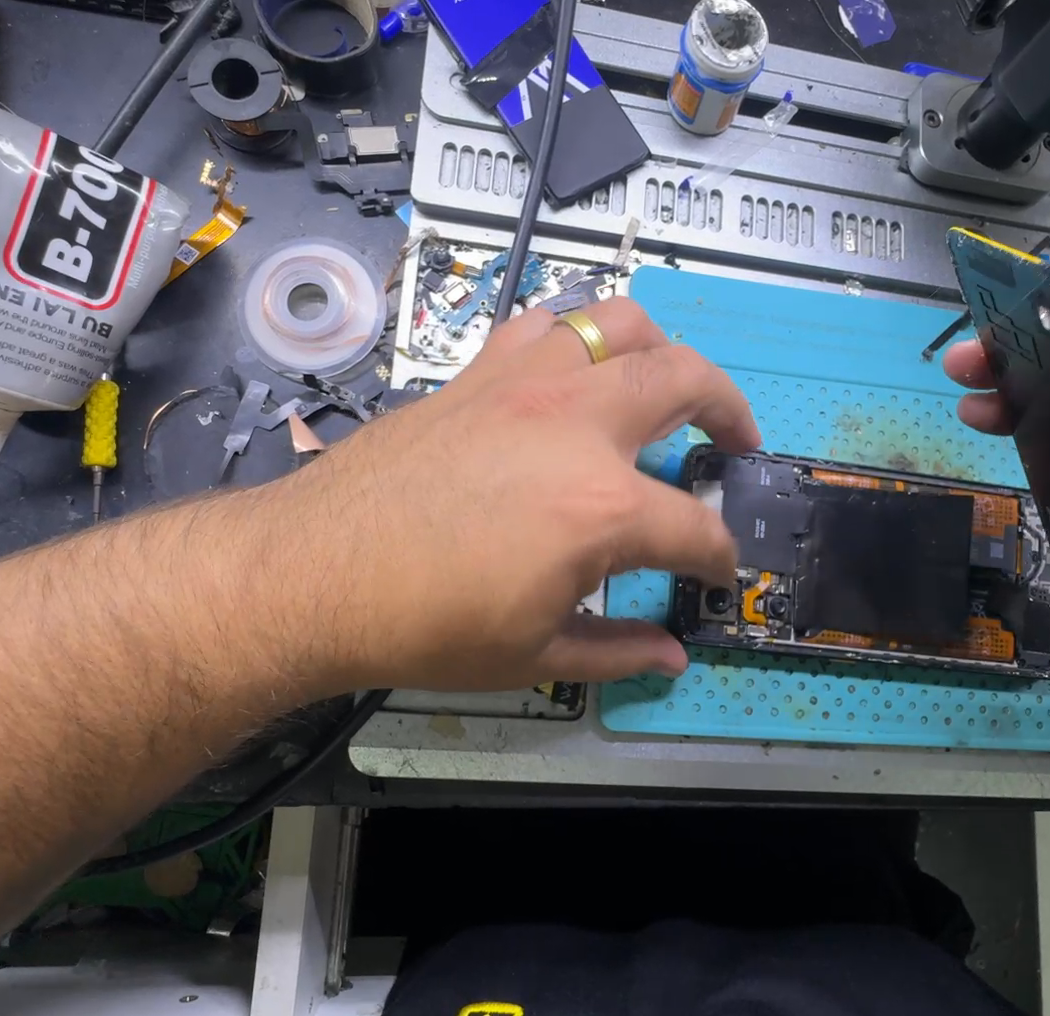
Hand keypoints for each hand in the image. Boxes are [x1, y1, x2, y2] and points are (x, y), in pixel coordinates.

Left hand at [285, 298, 759, 691]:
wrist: (313, 575)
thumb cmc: (425, 627)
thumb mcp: (534, 655)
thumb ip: (618, 651)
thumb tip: (671, 657)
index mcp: (602, 508)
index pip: (695, 529)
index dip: (717, 557)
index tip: (715, 572)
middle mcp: (578, 425)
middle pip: (687, 382)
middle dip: (732, 412)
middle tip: (736, 443)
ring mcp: (526, 386)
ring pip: (619, 323)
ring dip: (660, 350)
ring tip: (665, 385)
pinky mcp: (479, 373)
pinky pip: (544, 326)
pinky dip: (578, 338)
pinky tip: (576, 373)